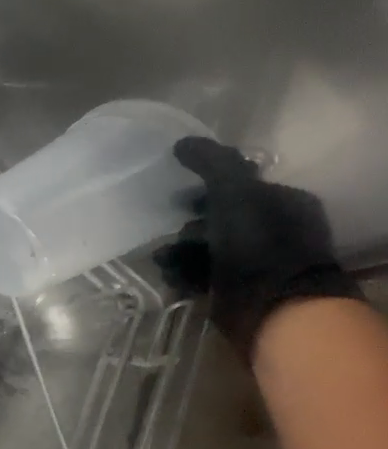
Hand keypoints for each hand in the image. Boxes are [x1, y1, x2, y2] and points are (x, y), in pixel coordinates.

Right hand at [153, 137, 359, 360]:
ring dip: (178, 254)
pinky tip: (173, 279)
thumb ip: (214, 166)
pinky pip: (200, 275)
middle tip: (167, 235)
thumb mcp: (237, 196)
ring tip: (164, 262)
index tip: (177, 200)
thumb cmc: (259, 246)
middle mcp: (274, 230)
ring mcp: (255, 262)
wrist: (272, 305)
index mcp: (284, 204)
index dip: (205, 192)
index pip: (238, 189)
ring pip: (203, 249)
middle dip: (185, 228)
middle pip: (215, 221)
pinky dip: (183, 275)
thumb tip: (182, 142)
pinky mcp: (234, 288)